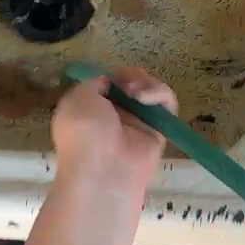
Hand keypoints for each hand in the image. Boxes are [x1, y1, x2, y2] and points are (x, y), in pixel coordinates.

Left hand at [50, 68, 176, 191]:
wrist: (104, 168)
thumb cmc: (84, 131)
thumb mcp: (77, 98)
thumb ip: (94, 84)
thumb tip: (108, 82)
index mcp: (93, 109)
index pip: (111, 84)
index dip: (115, 76)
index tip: (114, 78)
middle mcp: (116, 115)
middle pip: (134, 84)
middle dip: (132, 77)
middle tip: (128, 85)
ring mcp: (138, 122)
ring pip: (151, 91)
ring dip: (147, 84)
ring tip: (137, 94)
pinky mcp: (159, 129)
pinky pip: (167, 104)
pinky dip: (160, 95)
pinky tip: (147, 99)